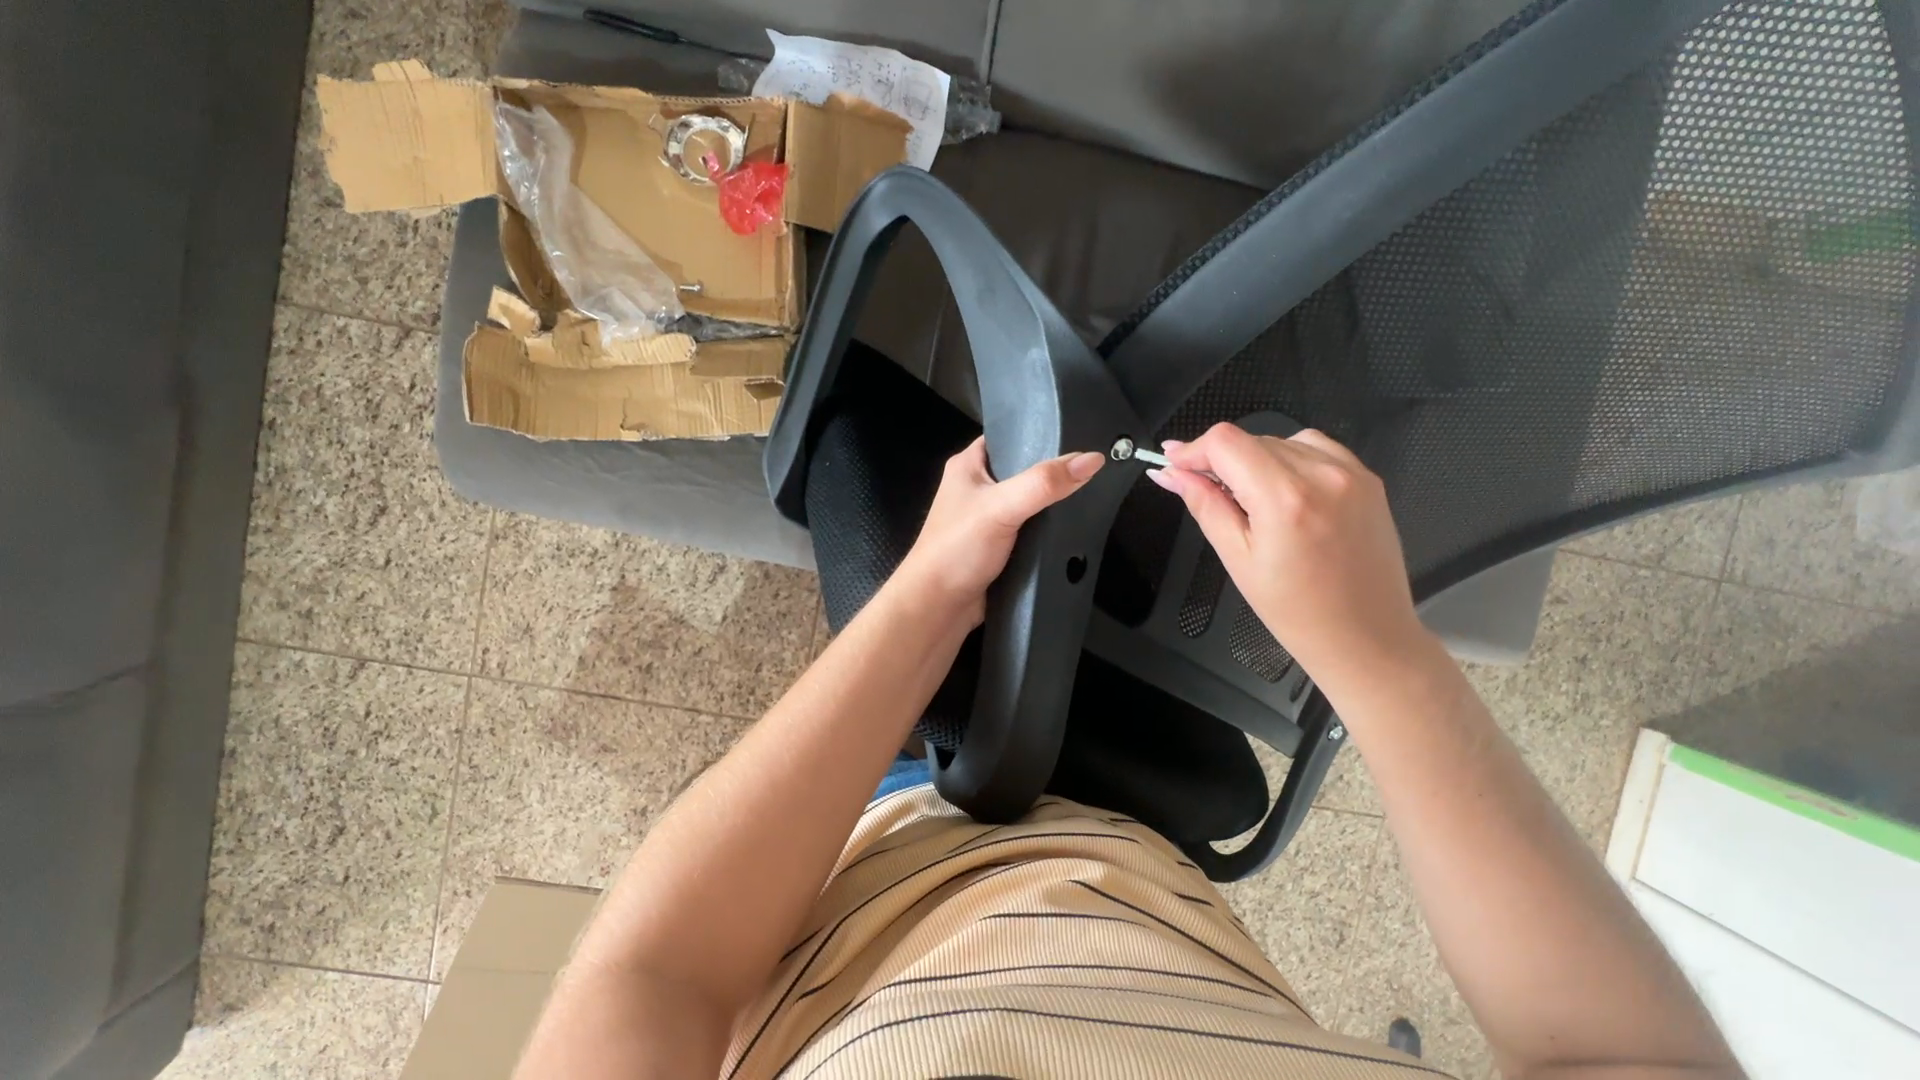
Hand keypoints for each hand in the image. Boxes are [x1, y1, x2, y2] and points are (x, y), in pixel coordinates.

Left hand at [894, 437, 1104, 624]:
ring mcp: (988, 520)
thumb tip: (1092, 459)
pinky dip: (1048, 532)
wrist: (938, 608)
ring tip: (1093, 494)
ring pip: (1030, 504)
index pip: (1009, 436)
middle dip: (1054, 472)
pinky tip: (1073, 529)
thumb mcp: (1002, 507)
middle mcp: (977, 488)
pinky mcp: (999, 548)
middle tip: (1094, 467)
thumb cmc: (958, 548)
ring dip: (1053, 505)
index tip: (1081, 434)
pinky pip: (1030, 532)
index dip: (1040, 434)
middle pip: (1024, 471)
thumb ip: (1045, 483)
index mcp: (968, 465)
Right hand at [1150, 423, 1428, 683]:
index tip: (1175, 463)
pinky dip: (1290, 460)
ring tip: (1252, 501)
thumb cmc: (1301, 612)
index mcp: (1286, 499)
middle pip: (1251, 438)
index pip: (1225, 442)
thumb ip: (1204, 506)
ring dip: (1255, 459)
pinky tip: (1285, 494)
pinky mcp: (1367, 479)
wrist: (1367, 637)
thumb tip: (1172, 474)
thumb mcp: (1238, 560)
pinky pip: (1316, 448)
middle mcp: (1323, 476)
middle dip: (1221, 460)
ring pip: (1281, 440)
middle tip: (1207, 492)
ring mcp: (1351, 474)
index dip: (1192, 449)